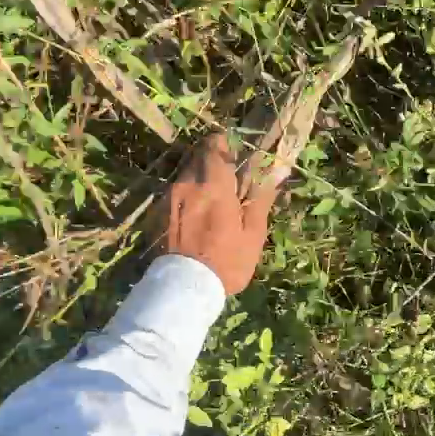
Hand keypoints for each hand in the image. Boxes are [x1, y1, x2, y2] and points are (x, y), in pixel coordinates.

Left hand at [164, 134, 281, 295]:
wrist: (184, 291)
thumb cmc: (227, 262)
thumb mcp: (252, 232)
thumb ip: (261, 197)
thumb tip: (277, 170)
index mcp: (213, 185)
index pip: (214, 146)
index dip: (225, 144)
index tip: (236, 153)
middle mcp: (187, 185)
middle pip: (197, 157)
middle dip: (213, 160)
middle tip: (229, 177)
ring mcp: (168, 199)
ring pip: (185, 174)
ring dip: (199, 178)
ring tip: (213, 199)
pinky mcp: (157, 214)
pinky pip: (175, 193)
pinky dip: (187, 196)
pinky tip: (197, 215)